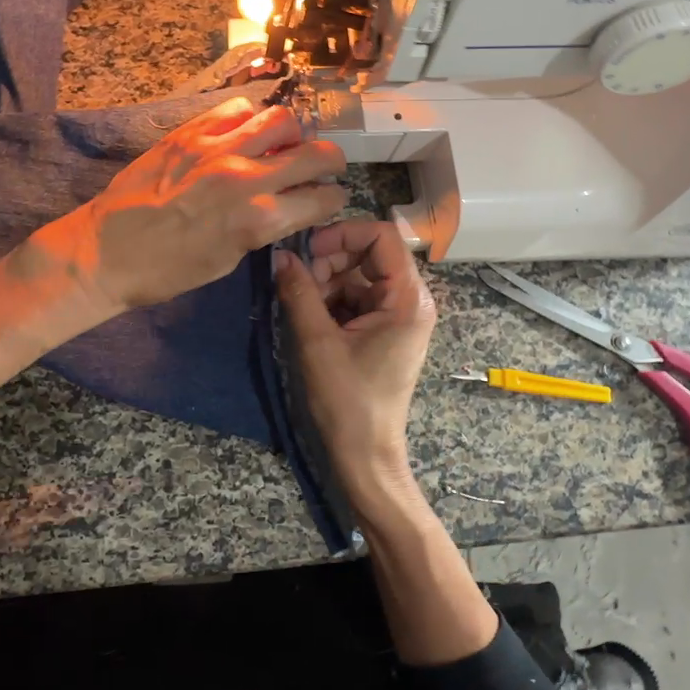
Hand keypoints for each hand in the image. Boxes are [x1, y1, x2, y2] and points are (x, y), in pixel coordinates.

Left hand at [43, 96, 346, 313]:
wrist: (107, 252)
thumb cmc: (167, 271)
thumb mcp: (228, 260)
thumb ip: (262, 228)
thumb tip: (284, 206)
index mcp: (259, 220)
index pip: (322, 197)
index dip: (334, 197)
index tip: (331, 196)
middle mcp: (247, 178)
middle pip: (315, 152)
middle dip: (332, 159)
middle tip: (327, 164)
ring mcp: (217, 149)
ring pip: (280, 119)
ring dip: (293, 132)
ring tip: (284, 142)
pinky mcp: (190, 132)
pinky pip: (236, 109)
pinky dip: (251, 118)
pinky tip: (245, 131)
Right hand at [275, 219, 435, 497]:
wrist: (364, 456)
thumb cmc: (346, 401)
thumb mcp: (317, 342)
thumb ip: (299, 291)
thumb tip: (280, 255)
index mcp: (408, 299)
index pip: (382, 235)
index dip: (342, 233)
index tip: (307, 251)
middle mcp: (410, 301)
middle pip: (369, 253)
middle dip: (329, 260)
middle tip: (297, 281)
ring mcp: (397, 317)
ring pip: (357, 275)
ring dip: (325, 282)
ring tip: (299, 304)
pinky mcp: (382, 332)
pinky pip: (355, 298)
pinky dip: (330, 301)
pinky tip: (308, 318)